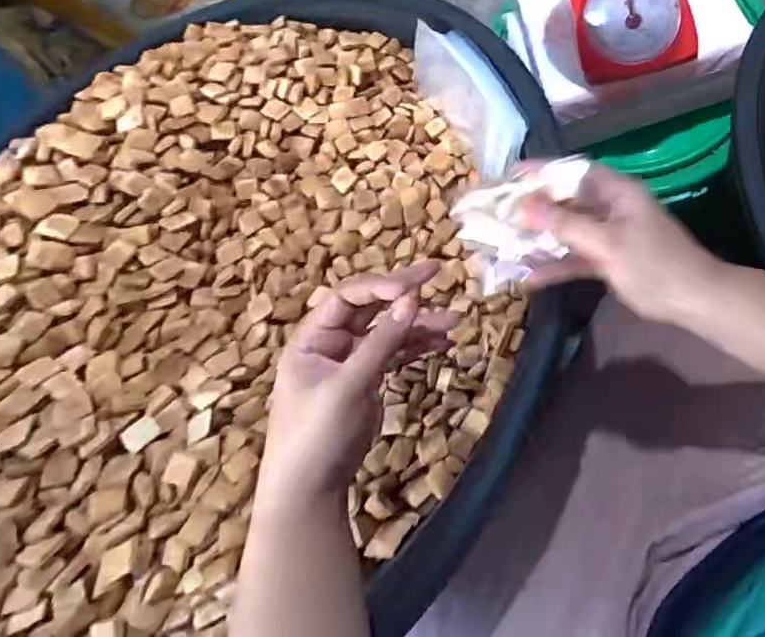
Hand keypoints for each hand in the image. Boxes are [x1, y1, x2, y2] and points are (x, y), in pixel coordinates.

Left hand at [257, 263, 456, 513]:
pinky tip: (443, 343)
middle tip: (438, 271)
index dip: (381, 286)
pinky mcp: (368, 379)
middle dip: (406, 293)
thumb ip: (382, 341)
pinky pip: (396, 352)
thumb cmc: (316, 436)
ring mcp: (351, 361)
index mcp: (311, 338)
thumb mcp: (350, 386)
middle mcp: (330, 343)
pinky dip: (418, 346)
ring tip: (455, 320)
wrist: (308, 494)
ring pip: (389, 330)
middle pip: (372, 307)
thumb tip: (413, 298)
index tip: (414, 286)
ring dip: (420, 323)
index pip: (348, 297)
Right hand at [523, 163, 726, 322]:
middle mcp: (614, 207)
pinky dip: (558, 264)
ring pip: (571, 230)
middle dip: (535, 208)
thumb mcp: (607, 244)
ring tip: (505, 246)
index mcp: (618, 192)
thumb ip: (566, 225)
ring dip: (542, 239)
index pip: (575, 171)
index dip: (543, 170)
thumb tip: (525, 206)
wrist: (695, 300)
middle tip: (499, 214)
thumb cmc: (654, 266)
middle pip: (568, 201)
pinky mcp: (613, 258)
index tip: (511, 174)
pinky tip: (530, 278)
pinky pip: (579, 255)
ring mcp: (613, 233)